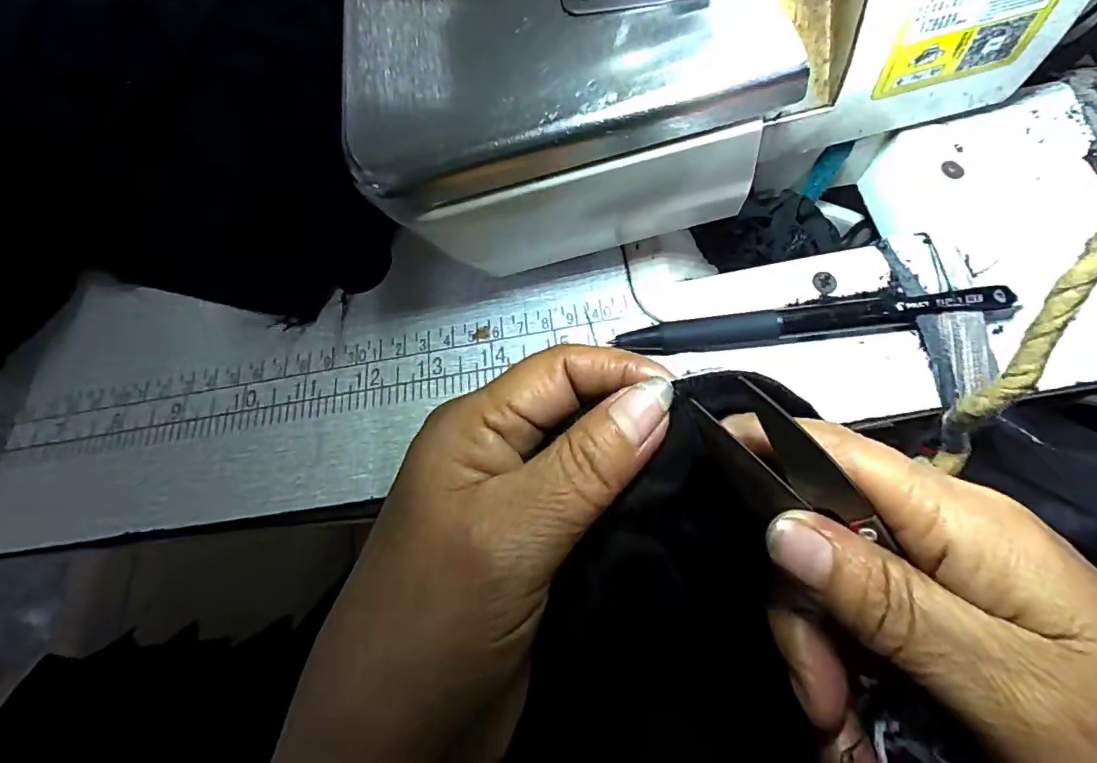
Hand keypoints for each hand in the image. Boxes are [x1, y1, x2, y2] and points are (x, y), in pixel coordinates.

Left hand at [275, 345, 672, 762]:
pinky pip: (588, 507)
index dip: (619, 372)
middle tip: (701, 433)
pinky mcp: (534, 549)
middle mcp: (495, 453)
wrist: (395, 729)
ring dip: (634, 457)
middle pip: (573, 406)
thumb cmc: (435, 616)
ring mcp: (514, 503)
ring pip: (586, 457)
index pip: (557, 369)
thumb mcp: (510, 530)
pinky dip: (626, 502)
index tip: (685, 396)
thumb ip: (584, 463)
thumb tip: (655, 396)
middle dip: (632, 409)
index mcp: (475, 425)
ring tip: (694, 467)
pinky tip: (664, 511)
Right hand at [726, 416, 1096, 762]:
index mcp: (959, 518)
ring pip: (839, 581)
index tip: (705, 454)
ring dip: (824, 651)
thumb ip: (888, 596)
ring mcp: (949, 574)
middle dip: (802, 607)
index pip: (835, 447)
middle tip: (816, 699)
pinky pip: (874, 620)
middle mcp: (944, 531)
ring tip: (842, 729)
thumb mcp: (1008, 680)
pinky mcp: (955, 616)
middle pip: (823, 530)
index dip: (765, 438)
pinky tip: (862, 722)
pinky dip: (854, 668)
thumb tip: (779, 522)